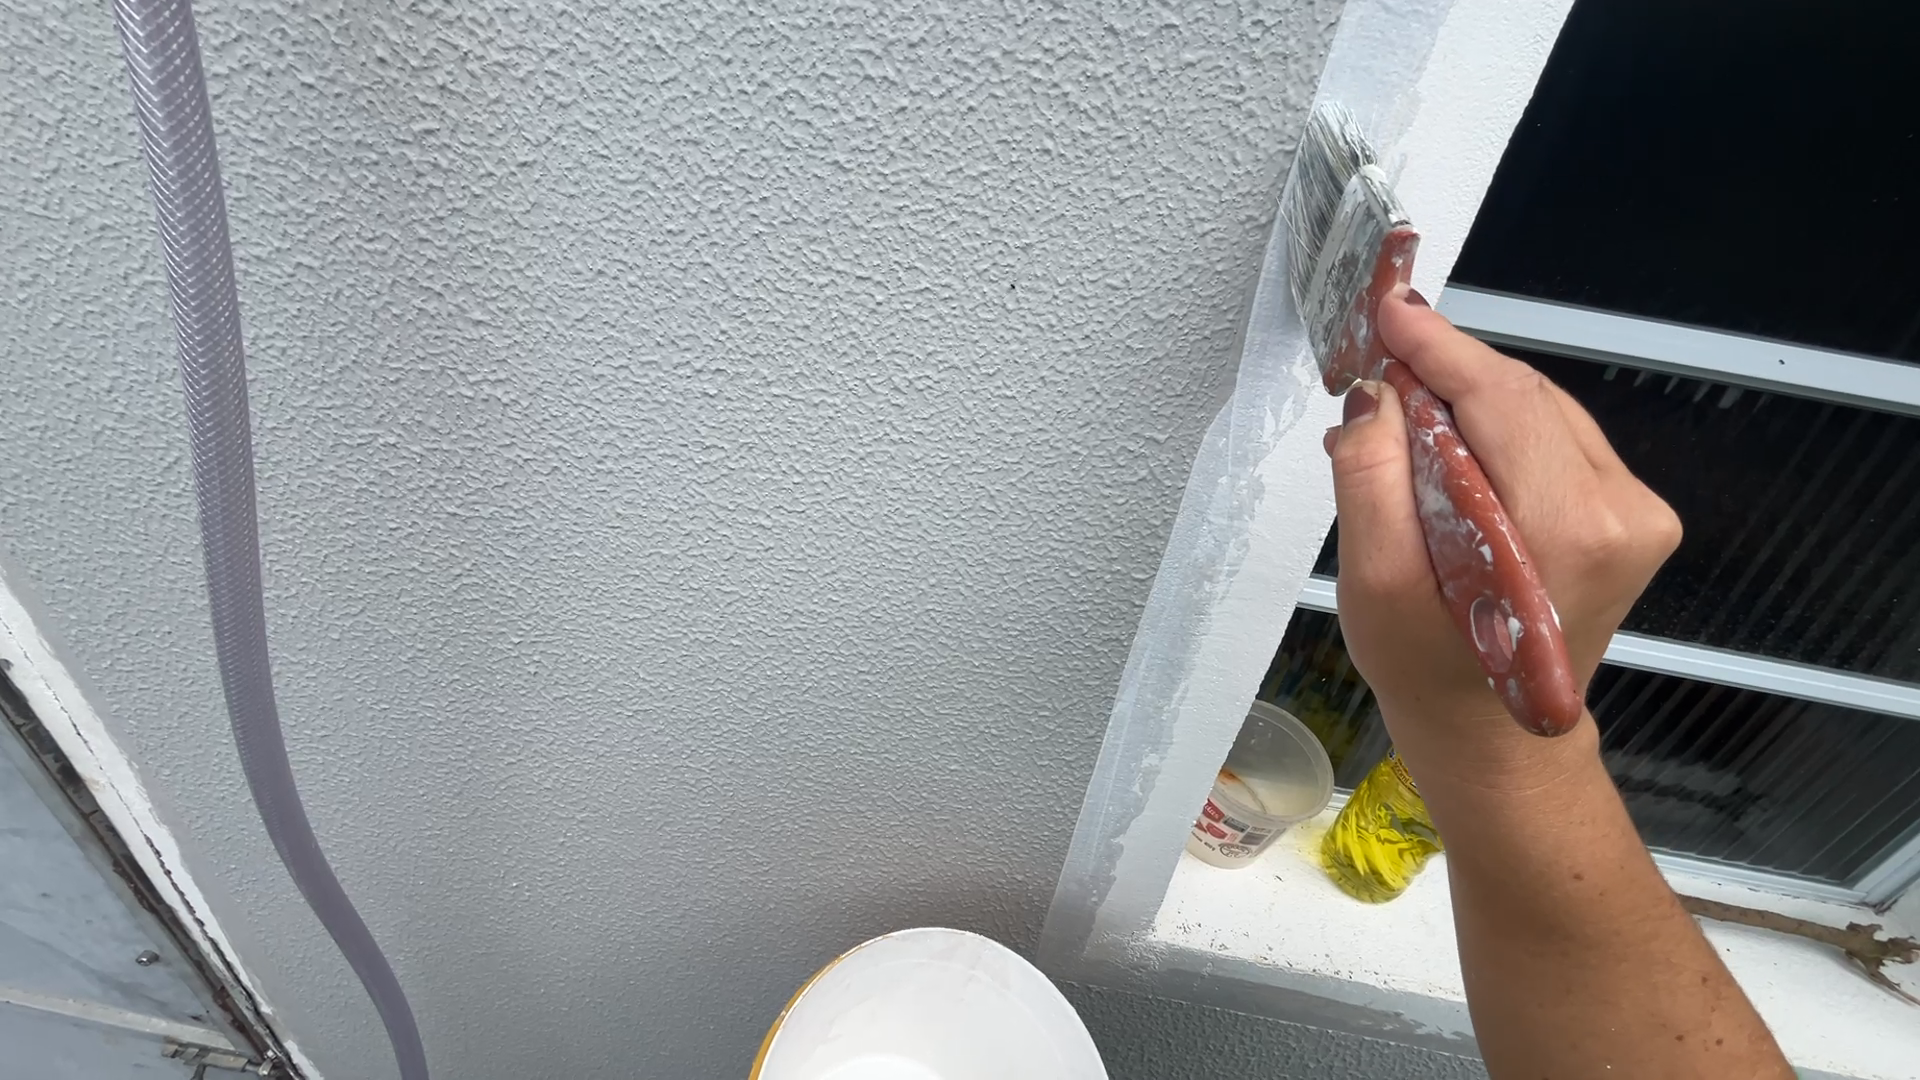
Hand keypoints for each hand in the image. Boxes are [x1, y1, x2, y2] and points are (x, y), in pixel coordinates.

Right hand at [1325, 287, 1680, 790]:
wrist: (1487, 726)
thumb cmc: (1420, 660)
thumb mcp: (1373, 577)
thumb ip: (1371, 481)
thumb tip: (1373, 398)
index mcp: (1561, 527)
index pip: (1501, 401)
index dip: (1440, 347)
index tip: (1390, 309)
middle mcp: (1622, 509)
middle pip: (1523, 398)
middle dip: (1444, 369)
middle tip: (1376, 357)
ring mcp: (1637, 511)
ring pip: (1537, 413)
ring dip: (1463, 397)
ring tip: (1394, 404)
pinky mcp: (1627, 515)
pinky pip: (1550, 441)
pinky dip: (1489, 426)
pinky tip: (1439, 440)